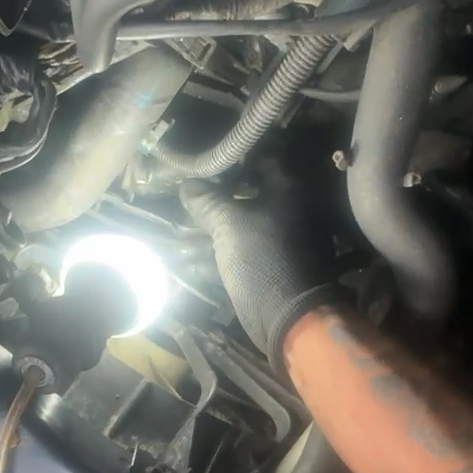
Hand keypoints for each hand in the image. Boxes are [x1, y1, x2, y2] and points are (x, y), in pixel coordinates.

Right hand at [180, 168, 350, 366]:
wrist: (292, 318)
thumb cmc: (262, 259)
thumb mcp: (227, 225)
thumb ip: (206, 201)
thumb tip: (187, 184)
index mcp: (288, 188)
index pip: (261, 155)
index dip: (231, 156)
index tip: (205, 161)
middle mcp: (292, 208)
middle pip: (250, 192)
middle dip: (217, 196)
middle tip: (190, 196)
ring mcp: (285, 239)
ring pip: (244, 224)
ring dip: (213, 228)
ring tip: (180, 231)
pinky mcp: (275, 266)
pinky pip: (244, 252)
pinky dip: (220, 254)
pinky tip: (190, 260)